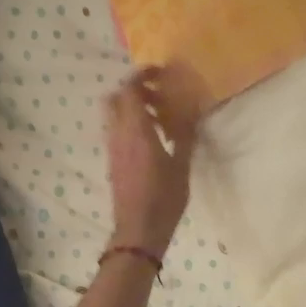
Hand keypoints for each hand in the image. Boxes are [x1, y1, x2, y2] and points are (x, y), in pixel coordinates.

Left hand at [105, 65, 200, 257]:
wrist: (138, 233)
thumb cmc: (163, 200)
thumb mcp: (181, 167)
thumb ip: (185, 136)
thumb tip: (192, 111)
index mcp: (135, 130)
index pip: (130, 88)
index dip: (143, 75)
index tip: (160, 73)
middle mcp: (118, 135)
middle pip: (116, 98)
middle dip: (135, 91)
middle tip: (158, 97)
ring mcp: (112, 150)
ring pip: (114, 116)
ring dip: (132, 110)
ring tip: (158, 121)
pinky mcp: (113, 164)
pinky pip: (117, 133)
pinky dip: (130, 127)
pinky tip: (150, 142)